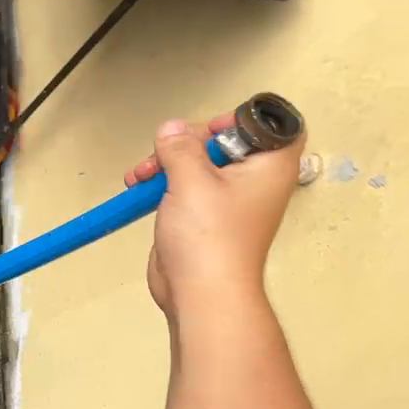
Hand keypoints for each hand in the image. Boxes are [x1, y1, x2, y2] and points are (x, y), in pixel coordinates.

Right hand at [125, 114, 304, 318]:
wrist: (200, 287)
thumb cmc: (208, 233)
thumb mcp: (192, 182)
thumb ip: (180, 149)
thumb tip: (171, 127)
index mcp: (270, 165)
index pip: (271, 126)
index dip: (240, 121)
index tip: (205, 130)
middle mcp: (253, 178)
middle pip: (223, 142)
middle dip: (185, 144)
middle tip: (161, 155)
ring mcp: (225, 197)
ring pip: (197, 164)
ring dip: (164, 163)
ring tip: (140, 176)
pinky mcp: (200, 214)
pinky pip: (183, 186)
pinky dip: (161, 182)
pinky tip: (138, 186)